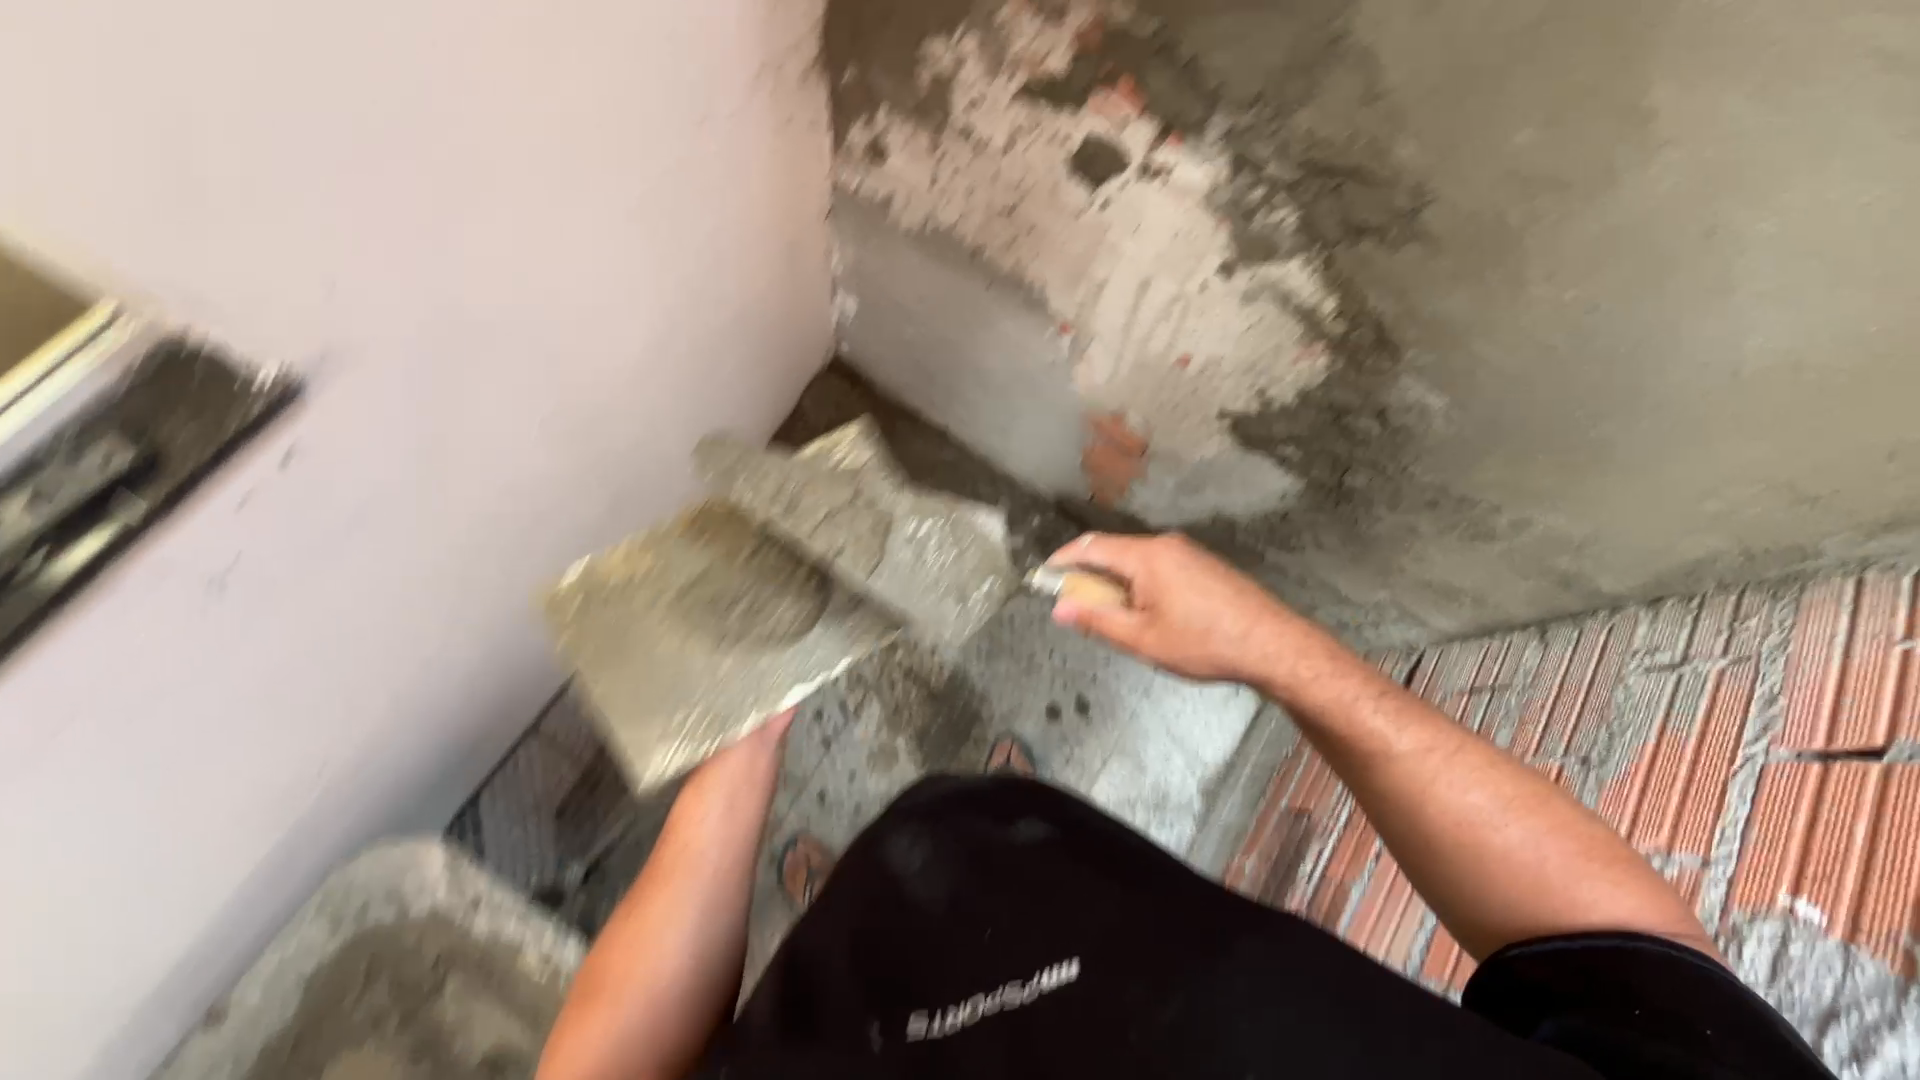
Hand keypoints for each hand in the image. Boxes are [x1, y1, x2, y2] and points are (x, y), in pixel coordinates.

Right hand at [1046, 533, 1298, 683]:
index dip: (1063, 560)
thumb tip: (1058, 608)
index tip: (1043, 576)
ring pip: (1137, 560)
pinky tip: (1148, 611)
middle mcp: (1166, 545)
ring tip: (1112, 614)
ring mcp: (1189, 552)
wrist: (1273, 644)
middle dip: (1089, 574)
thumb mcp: (1142, 639)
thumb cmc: (1203, 643)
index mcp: (1146, 556)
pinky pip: (1159, 565)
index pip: (1091, 547)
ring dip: (1116, 581)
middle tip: (1075, 603)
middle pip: (1114, 551)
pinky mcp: (1204, 565)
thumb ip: (1097, 620)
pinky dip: (1140, 582)